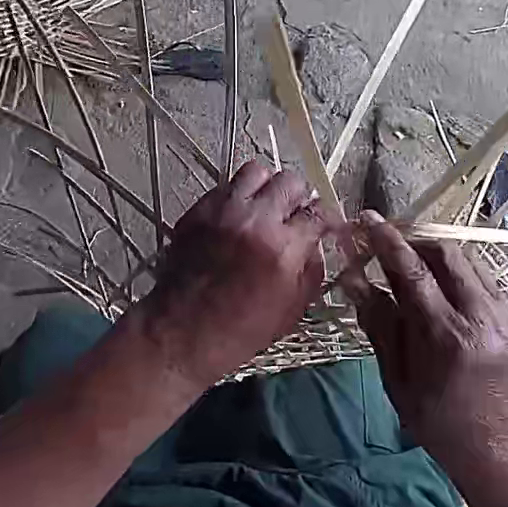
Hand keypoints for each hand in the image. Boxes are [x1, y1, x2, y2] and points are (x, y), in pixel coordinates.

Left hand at [127, 162, 328, 389]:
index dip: (327, 217)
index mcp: (283, 248)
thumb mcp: (292, 310)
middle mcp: (255, 220)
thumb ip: (312, 270)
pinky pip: (226, 186)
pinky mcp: (198, 211)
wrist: (180, 334)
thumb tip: (316, 245)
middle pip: (290, 181)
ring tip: (266, 207)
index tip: (325, 224)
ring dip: (267, 187)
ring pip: (256, 172)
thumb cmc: (239, 331)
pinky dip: (238, 197)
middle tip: (295, 214)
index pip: (317, 212)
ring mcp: (223, 211)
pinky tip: (238, 218)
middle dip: (299, 197)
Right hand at [341, 213, 507, 501]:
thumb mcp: (399, 381)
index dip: (387, 241)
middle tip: (388, 245)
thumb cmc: (441, 425)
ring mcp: (506, 316)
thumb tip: (354, 280)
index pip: (413, 271)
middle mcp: (481, 317)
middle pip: (446, 254)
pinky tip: (441, 290)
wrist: (505, 454)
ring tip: (411, 266)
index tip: (366, 220)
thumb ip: (380, 325)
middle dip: (413, 241)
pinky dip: (457, 275)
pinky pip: (484, 281)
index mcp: (446, 337)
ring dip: (436, 256)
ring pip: (468, 262)